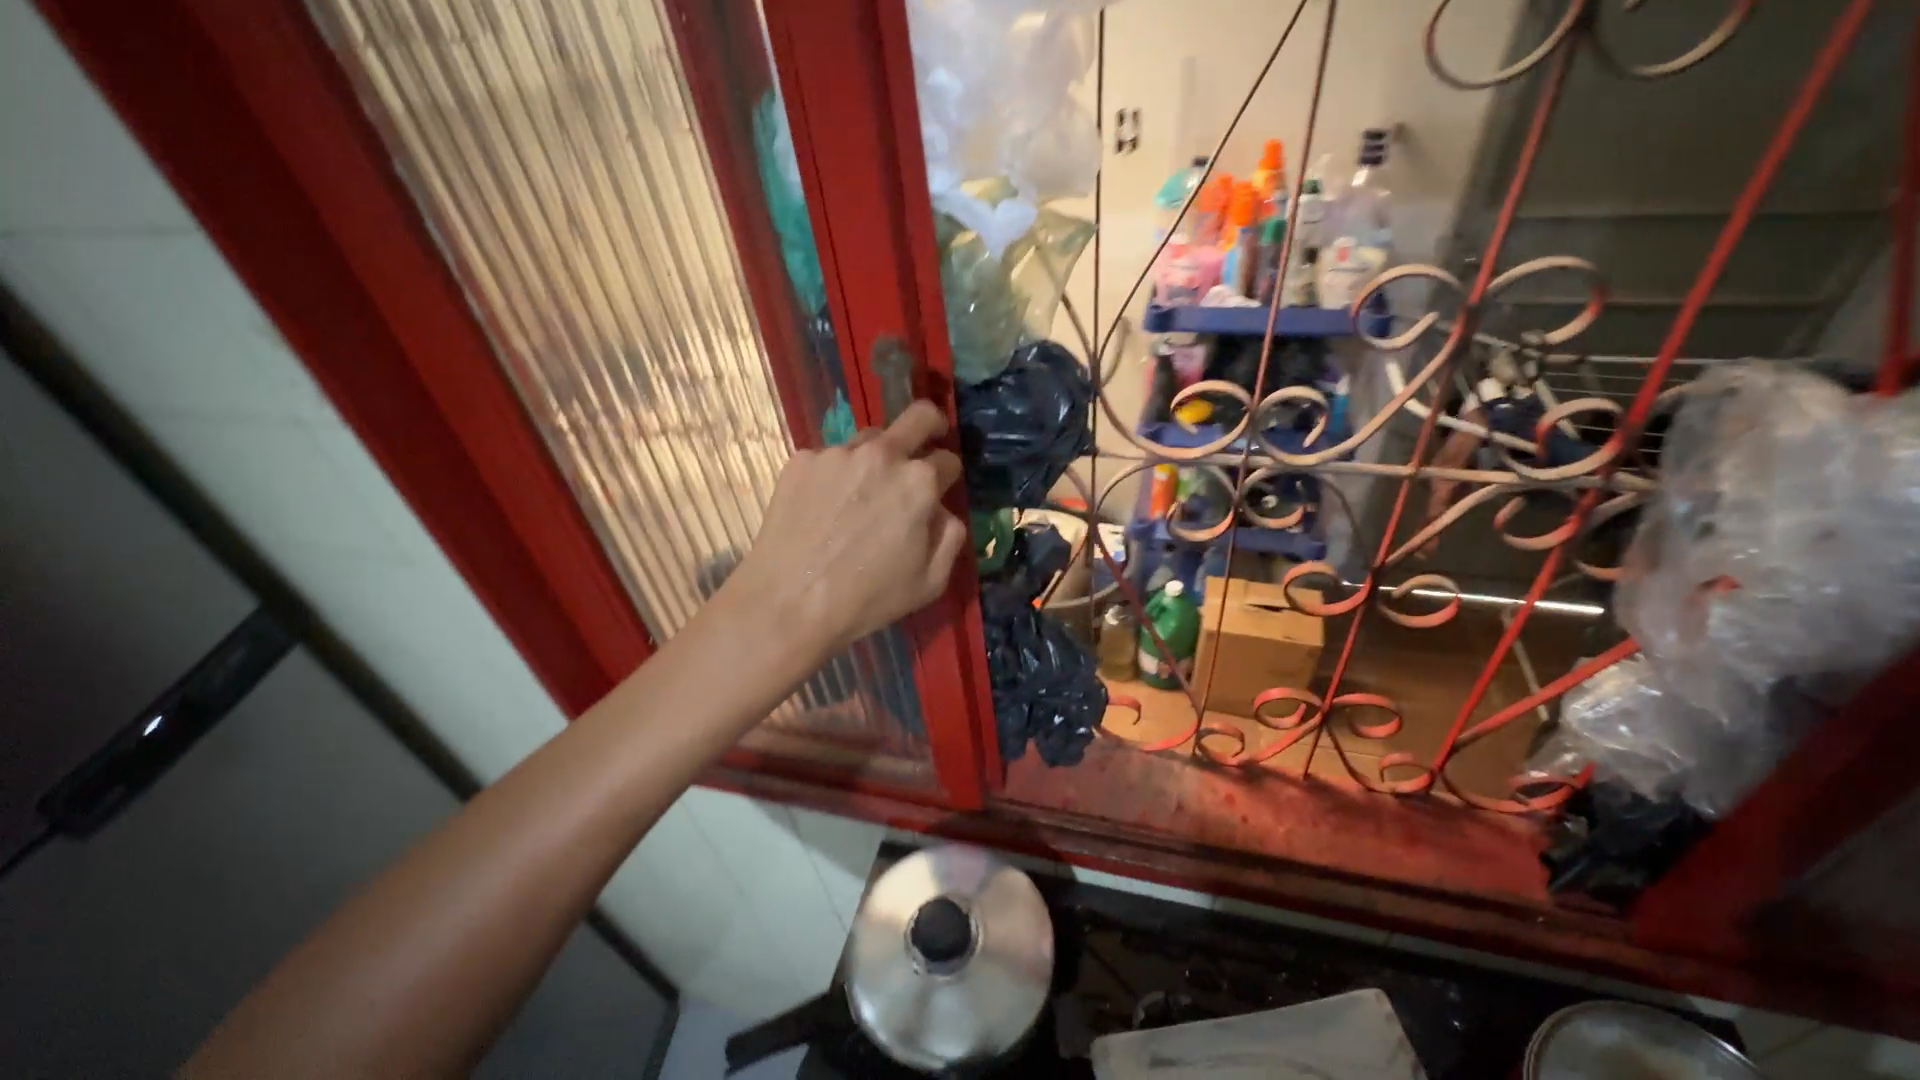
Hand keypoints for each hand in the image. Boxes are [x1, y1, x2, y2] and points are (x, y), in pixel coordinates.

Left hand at [720, 401, 966, 662]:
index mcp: (920, 482)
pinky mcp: (802, 460)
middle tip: (926, 441)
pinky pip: (830, 459)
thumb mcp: (931, 581)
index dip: (948, 476)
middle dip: (931, 425)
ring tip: (861, 492)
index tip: (940, 488)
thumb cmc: (867, 598)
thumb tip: (941, 510)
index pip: (949, 460)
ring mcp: (837, 453)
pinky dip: (835, 475)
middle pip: (919, 416)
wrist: (789, 603)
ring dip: (877, 456)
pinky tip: (824, 508)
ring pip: (870, 439)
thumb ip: (949, 536)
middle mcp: (881, 454)